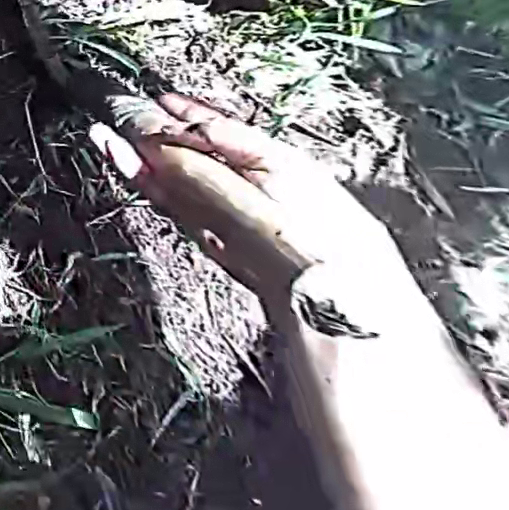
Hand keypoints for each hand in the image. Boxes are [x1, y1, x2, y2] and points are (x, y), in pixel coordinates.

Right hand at [89, 93, 406, 308]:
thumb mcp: (282, 243)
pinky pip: (204, 225)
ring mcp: (269, 240)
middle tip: (113, 117)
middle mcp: (287, 206)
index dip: (183, 118)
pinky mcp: (256, 271)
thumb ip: (215, 190)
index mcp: (306, 188)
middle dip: (159, 138)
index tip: (138, 100)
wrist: (396, 409)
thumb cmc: (349, 318)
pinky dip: (170, 203)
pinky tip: (147, 187)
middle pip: (210, 161)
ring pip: (199, 192)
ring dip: (153, 168)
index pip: (231, 138)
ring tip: (112, 145)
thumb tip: (157, 147)